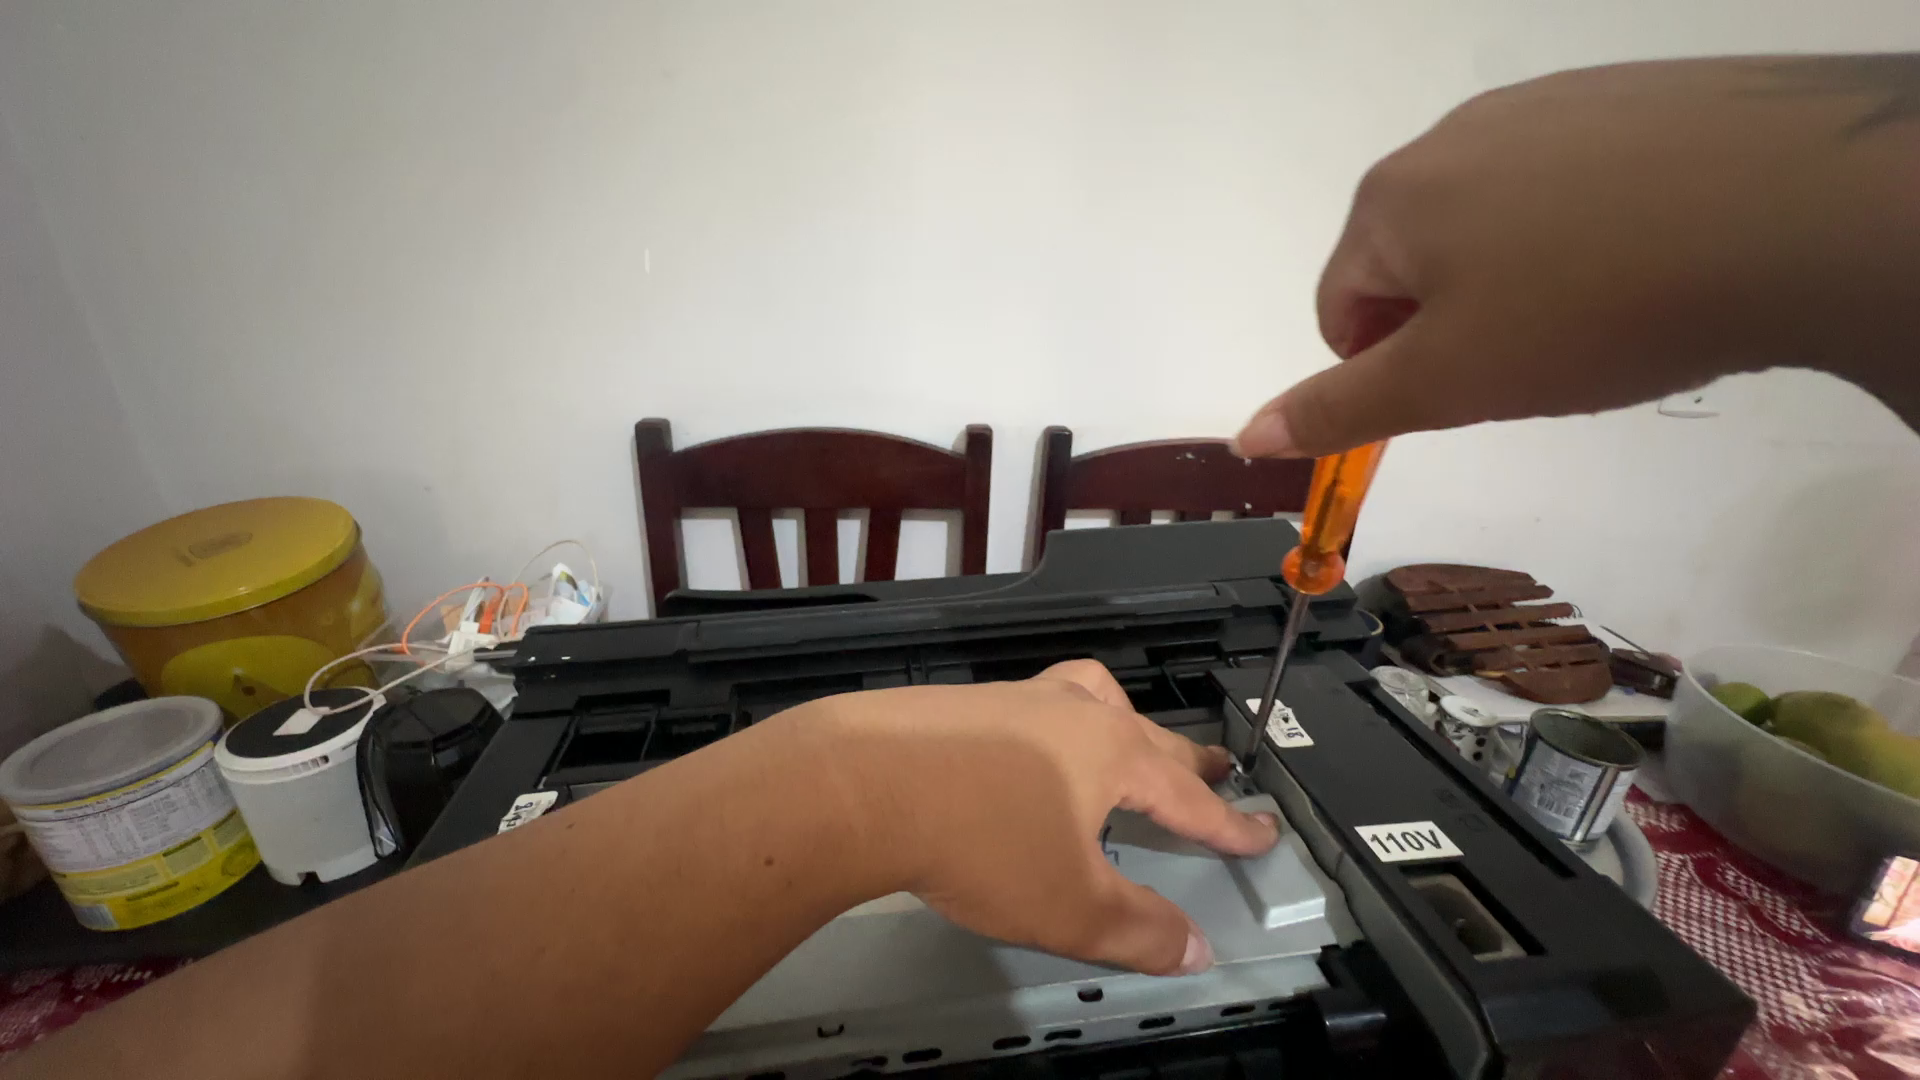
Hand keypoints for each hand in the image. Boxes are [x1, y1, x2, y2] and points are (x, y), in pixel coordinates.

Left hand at [792, 660, 1278, 974]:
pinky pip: (1035, 703)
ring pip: (1089, 694)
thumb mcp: (1071, 906)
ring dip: (1119, 718)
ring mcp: (1016, 698)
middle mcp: (1070, 712)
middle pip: (1146, 734)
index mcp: (1109, 753)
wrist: (866, 782)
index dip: (1229, 822)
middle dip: (1186, 760)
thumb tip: (1193, 948)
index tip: (1262, 830)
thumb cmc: (979, 840)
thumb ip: (1139, 930)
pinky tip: (1030, 750)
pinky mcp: (968, 702)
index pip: (1188, 795)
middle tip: (1215, 770)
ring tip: (1123, 738)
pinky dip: (1057, 722)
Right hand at [1234, 55, 1919, 457]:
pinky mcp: (1635, 92)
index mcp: (1390, 200)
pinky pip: (1563, 184)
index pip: (1338, 307)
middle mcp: (1451, 136)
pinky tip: (1640, 254)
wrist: (1826, 207)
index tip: (1454, 388)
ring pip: (1483, 224)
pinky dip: (1575, 232)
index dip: (1381, 367)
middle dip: (1440, 322)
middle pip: (1405, 261)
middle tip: (1520, 356)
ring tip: (1585, 309)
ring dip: (1503, 280)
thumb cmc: (1590, 308)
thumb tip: (1245, 437)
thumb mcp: (1441, 385)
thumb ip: (1333, 411)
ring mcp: (1547, 104)